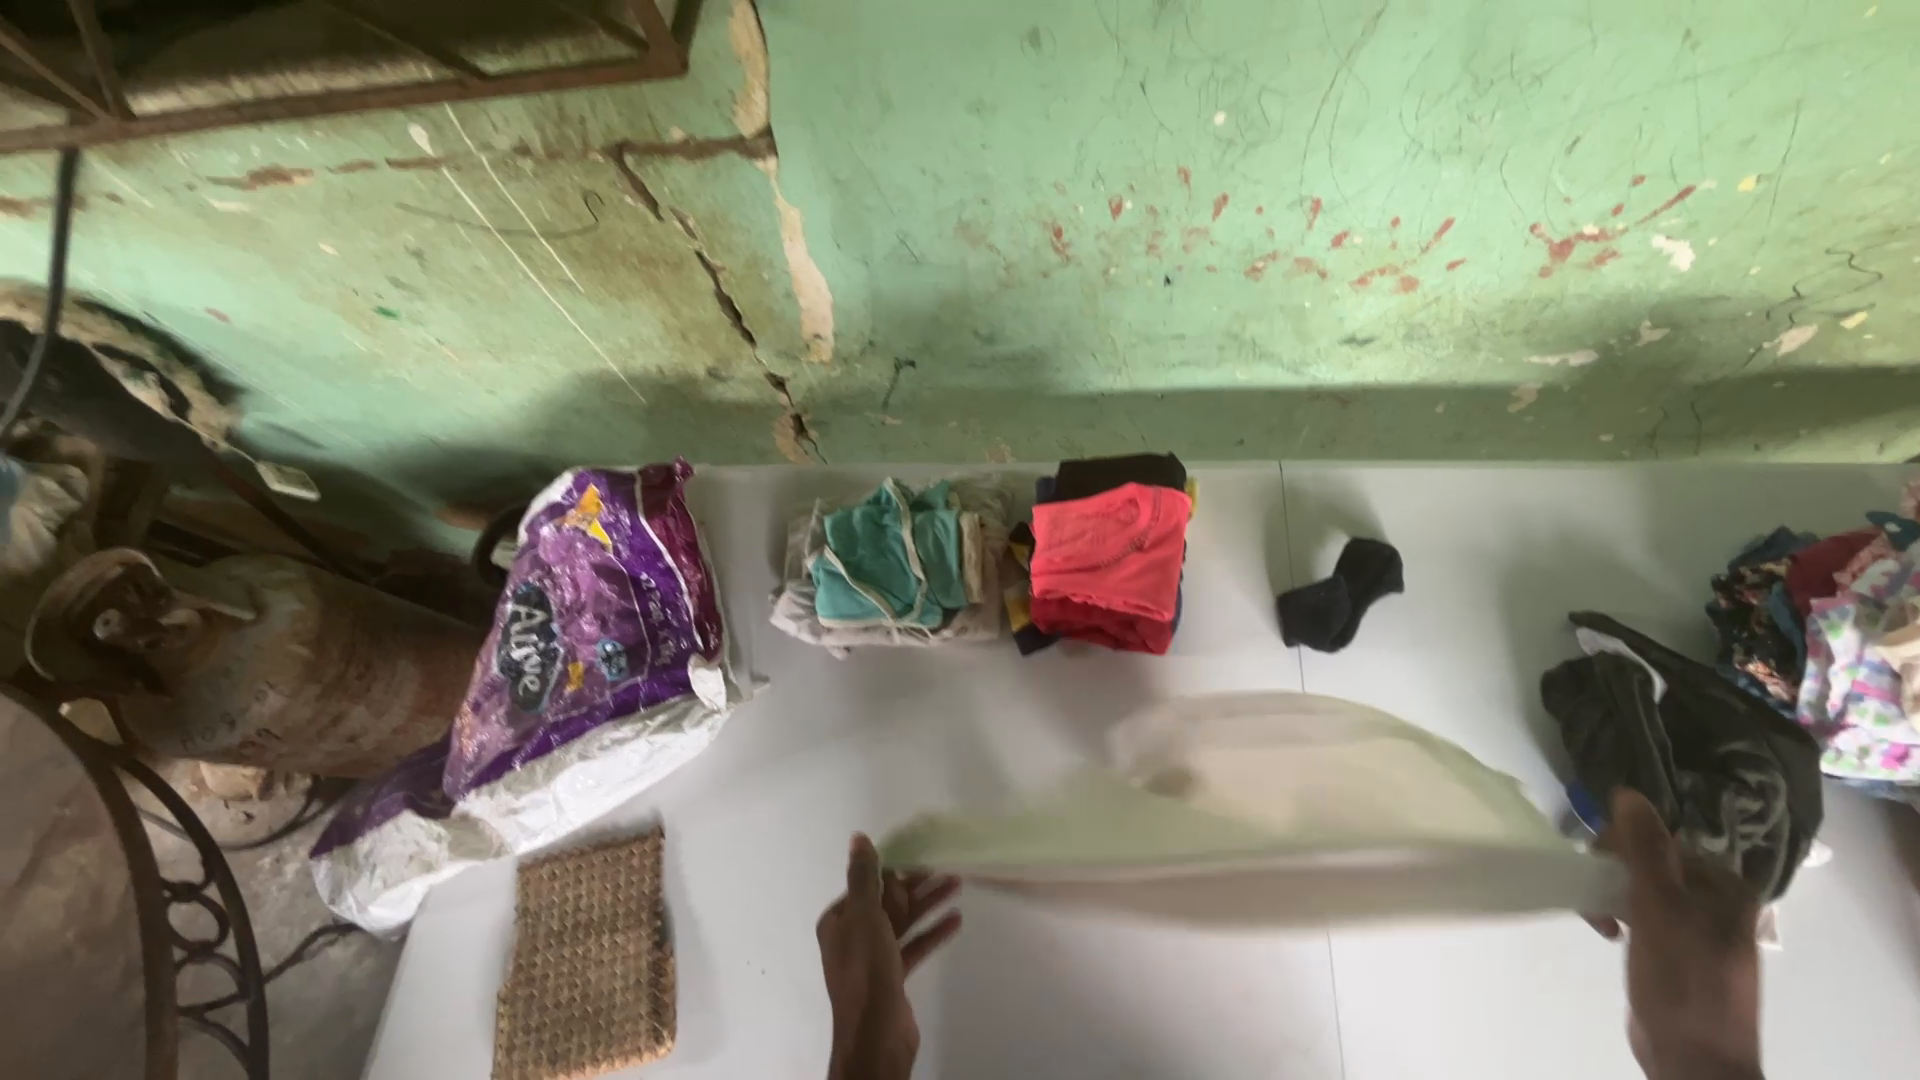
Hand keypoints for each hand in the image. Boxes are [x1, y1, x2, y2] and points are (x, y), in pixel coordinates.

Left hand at [816, 833, 961, 1079]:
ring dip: (928, 904)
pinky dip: (932, 932)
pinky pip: (913, 946)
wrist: (875, 1034)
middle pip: (888, 902)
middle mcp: (852, 936)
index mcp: (838, 921)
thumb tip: (858, 838)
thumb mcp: (864, 915)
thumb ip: (864, 876)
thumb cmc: (865, 969)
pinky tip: (955, 920)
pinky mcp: (892, 976)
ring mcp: (872, 958)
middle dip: (917, 886)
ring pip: (903, 922)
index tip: (921, 858)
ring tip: (957, 885)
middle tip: (947, 870)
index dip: (894, 871)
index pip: (867, 885)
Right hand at [1588, 789, 1763, 1079]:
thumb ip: (1645, 851)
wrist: (1692, 1056)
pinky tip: (1607, 932)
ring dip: (1607, 895)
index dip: (1618, 847)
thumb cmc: (1681, 979)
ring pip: (1635, 886)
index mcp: (1723, 886)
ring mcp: (1695, 924)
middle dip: (1610, 874)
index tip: (1596, 868)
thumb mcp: (1659, 909)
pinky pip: (1637, 912)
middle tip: (1595, 897)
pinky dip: (1616, 915)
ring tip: (1598, 920)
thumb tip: (1627, 793)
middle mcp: (1714, 899)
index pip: (1657, 838)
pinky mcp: (1674, 946)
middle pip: (1644, 861)